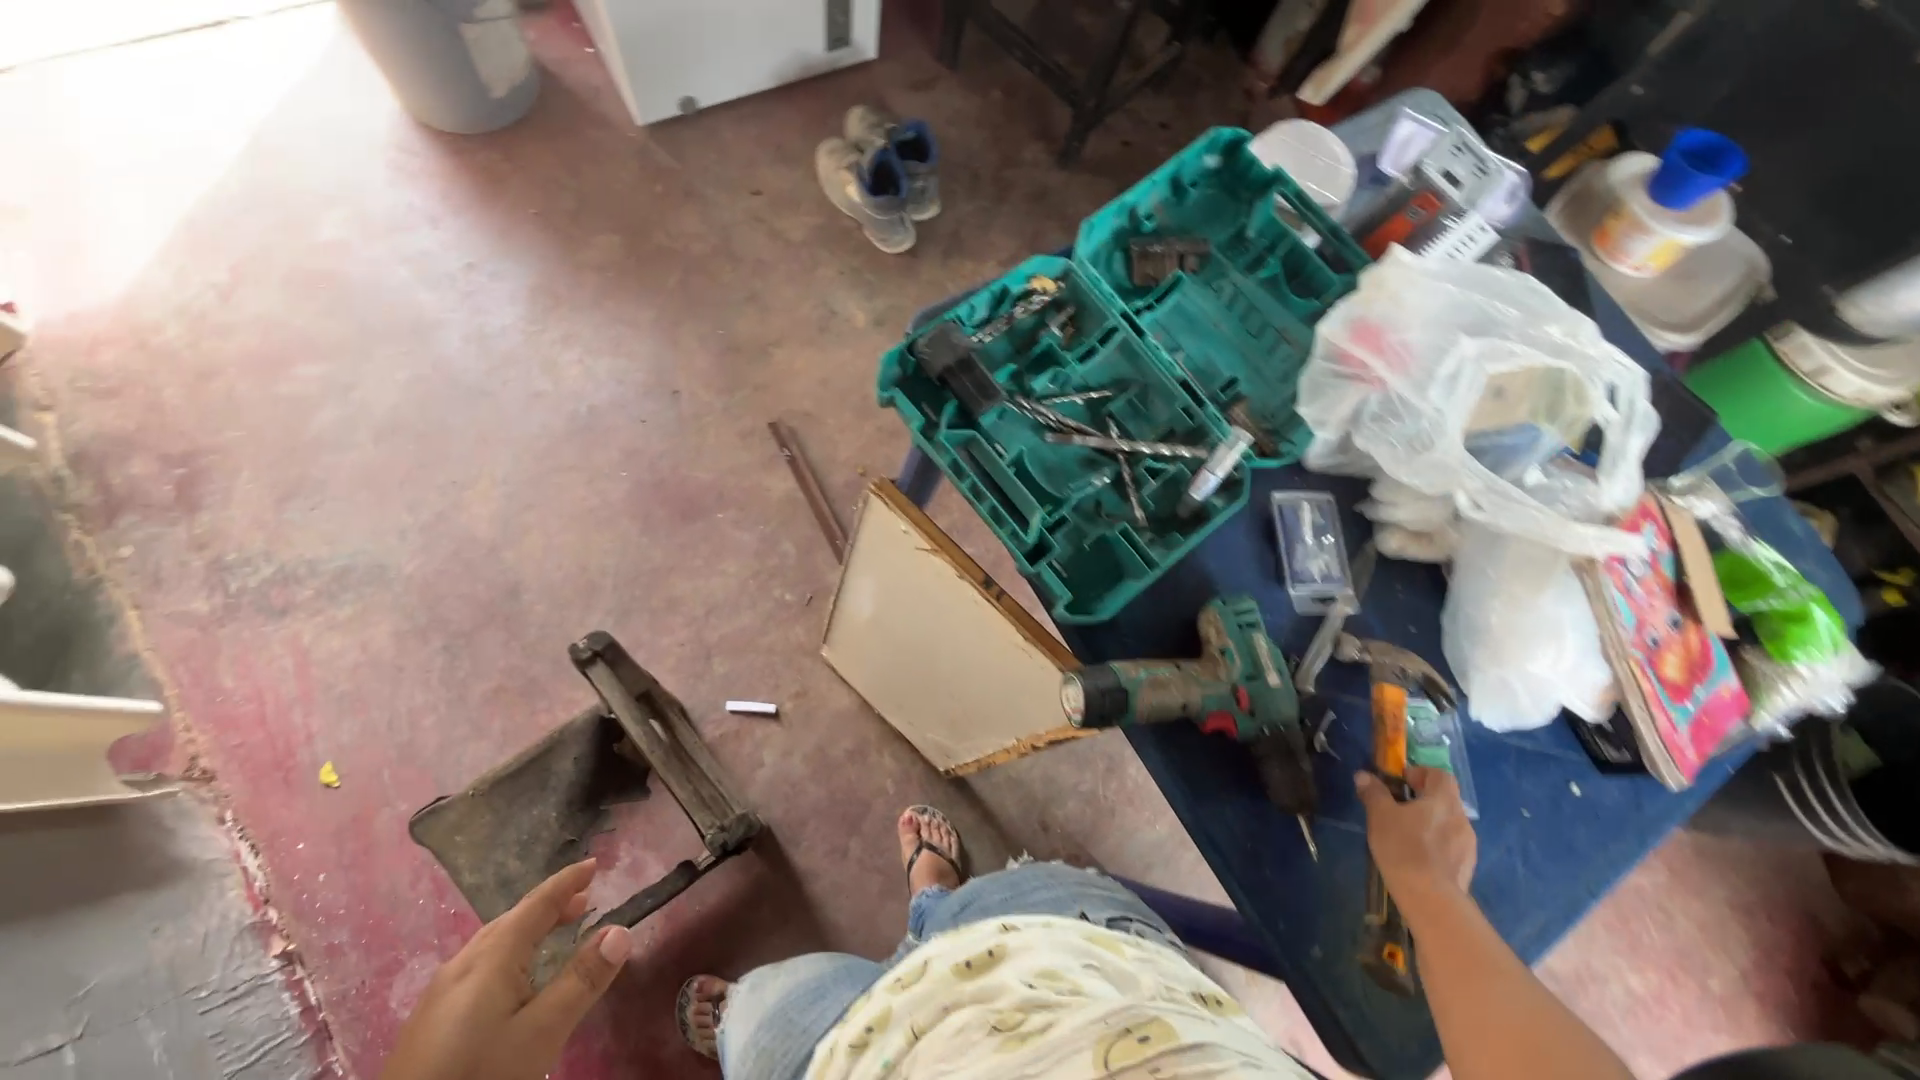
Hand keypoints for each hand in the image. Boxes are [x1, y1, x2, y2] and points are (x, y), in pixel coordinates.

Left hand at [381, 860, 631, 1079]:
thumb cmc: (481, 1073)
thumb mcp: (542, 1032)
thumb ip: (581, 981)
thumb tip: (620, 930)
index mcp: (491, 957)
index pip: (536, 905)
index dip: (567, 882)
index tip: (594, 863)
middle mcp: (463, 964)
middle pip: (512, 920)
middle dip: (551, 905)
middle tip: (585, 900)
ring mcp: (442, 992)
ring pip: (493, 943)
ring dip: (529, 928)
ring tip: (555, 932)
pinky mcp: (433, 1019)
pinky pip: (480, 964)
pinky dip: (510, 951)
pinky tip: (513, 977)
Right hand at [1354, 766, 1476, 899]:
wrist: (1430, 897)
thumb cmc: (1403, 847)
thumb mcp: (1380, 816)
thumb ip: (1374, 793)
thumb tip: (1364, 776)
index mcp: (1443, 800)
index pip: (1440, 774)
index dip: (1421, 774)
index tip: (1402, 783)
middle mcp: (1461, 818)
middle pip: (1445, 799)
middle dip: (1423, 801)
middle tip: (1399, 811)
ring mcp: (1468, 844)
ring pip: (1448, 824)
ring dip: (1431, 824)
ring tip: (1408, 838)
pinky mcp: (1468, 866)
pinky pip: (1452, 847)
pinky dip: (1438, 846)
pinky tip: (1420, 859)